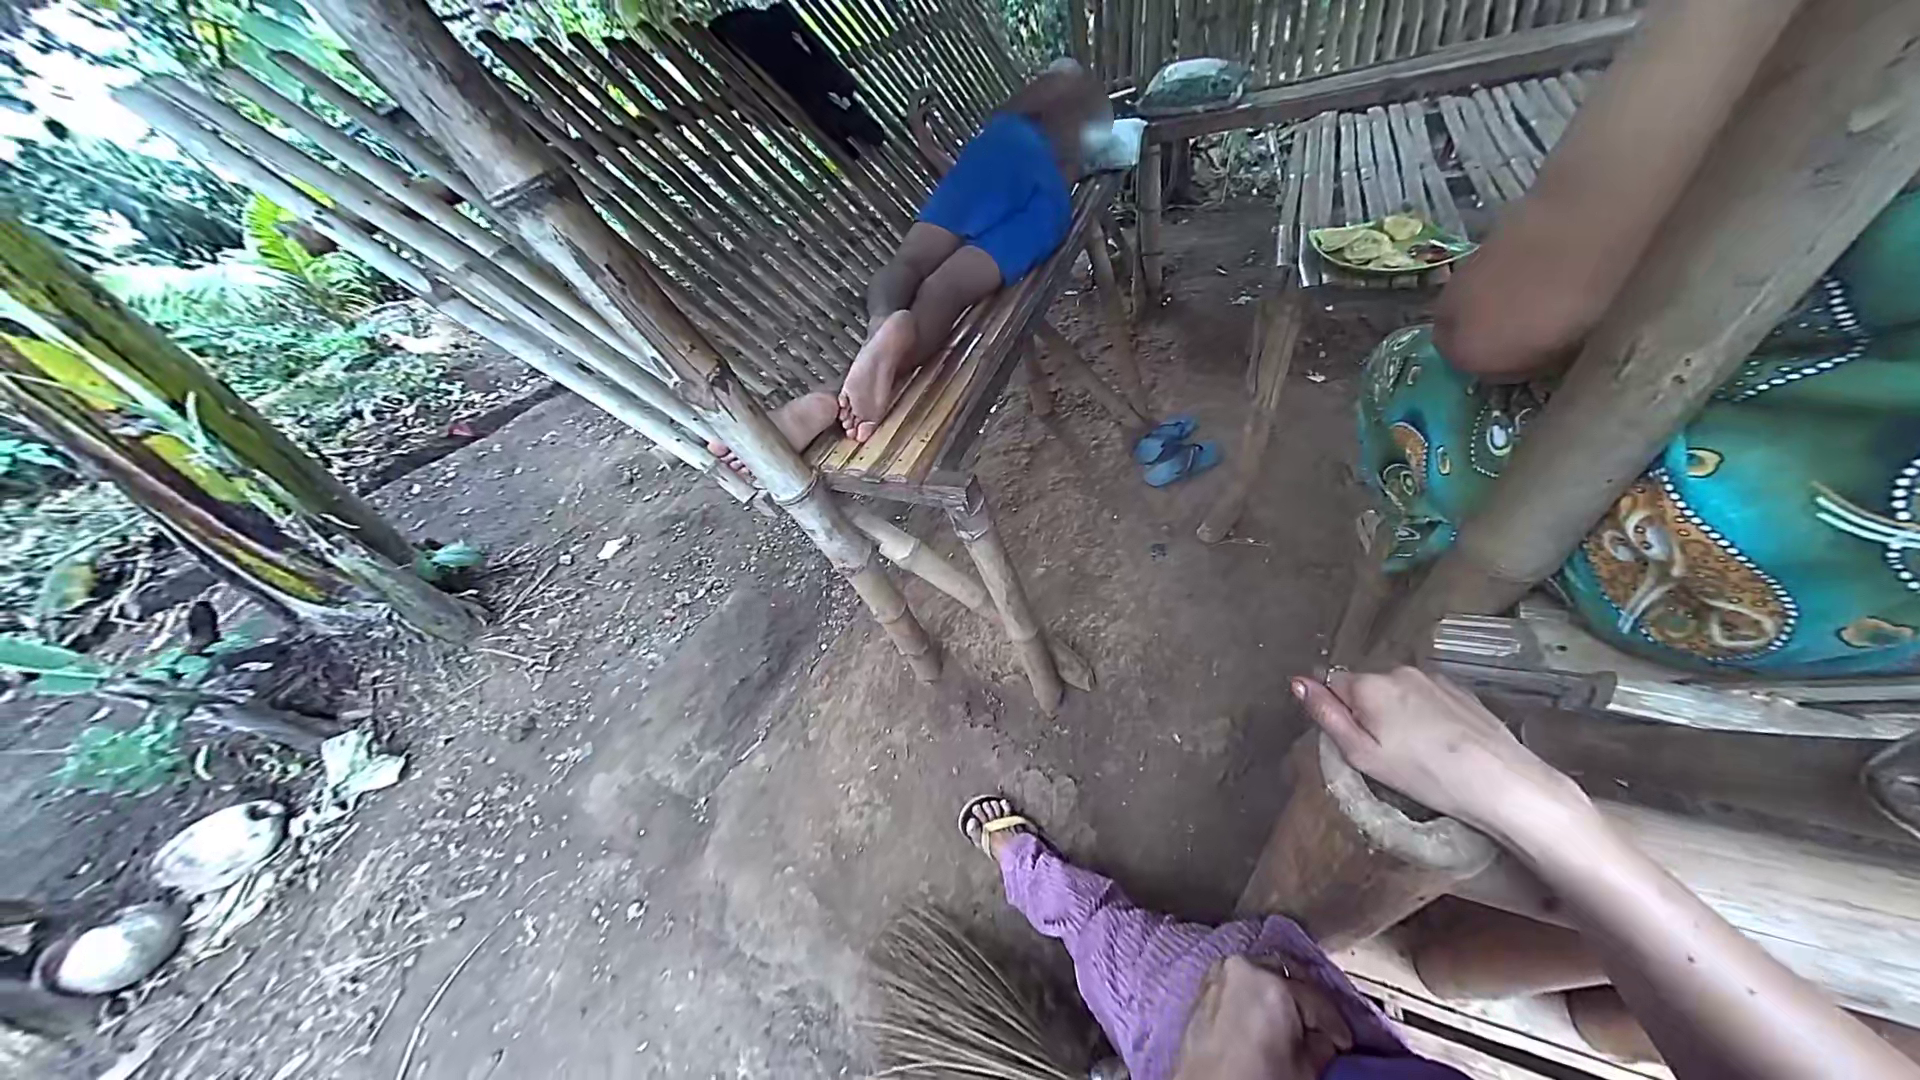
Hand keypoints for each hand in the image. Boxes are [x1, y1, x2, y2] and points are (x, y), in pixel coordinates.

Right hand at [1290, 667, 1588, 839]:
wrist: (1506, 784)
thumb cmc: (1424, 774)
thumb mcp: (1361, 753)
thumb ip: (1325, 713)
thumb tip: (1297, 681)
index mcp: (1368, 684)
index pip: (1331, 685)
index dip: (1339, 714)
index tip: (1357, 741)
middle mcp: (1397, 671)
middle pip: (1364, 687)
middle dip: (1367, 711)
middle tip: (1386, 751)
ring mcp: (1432, 678)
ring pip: (1395, 691)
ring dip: (1396, 712)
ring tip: (1417, 749)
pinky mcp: (1460, 690)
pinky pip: (1424, 696)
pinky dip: (1423, 713)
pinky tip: (1440, 742)